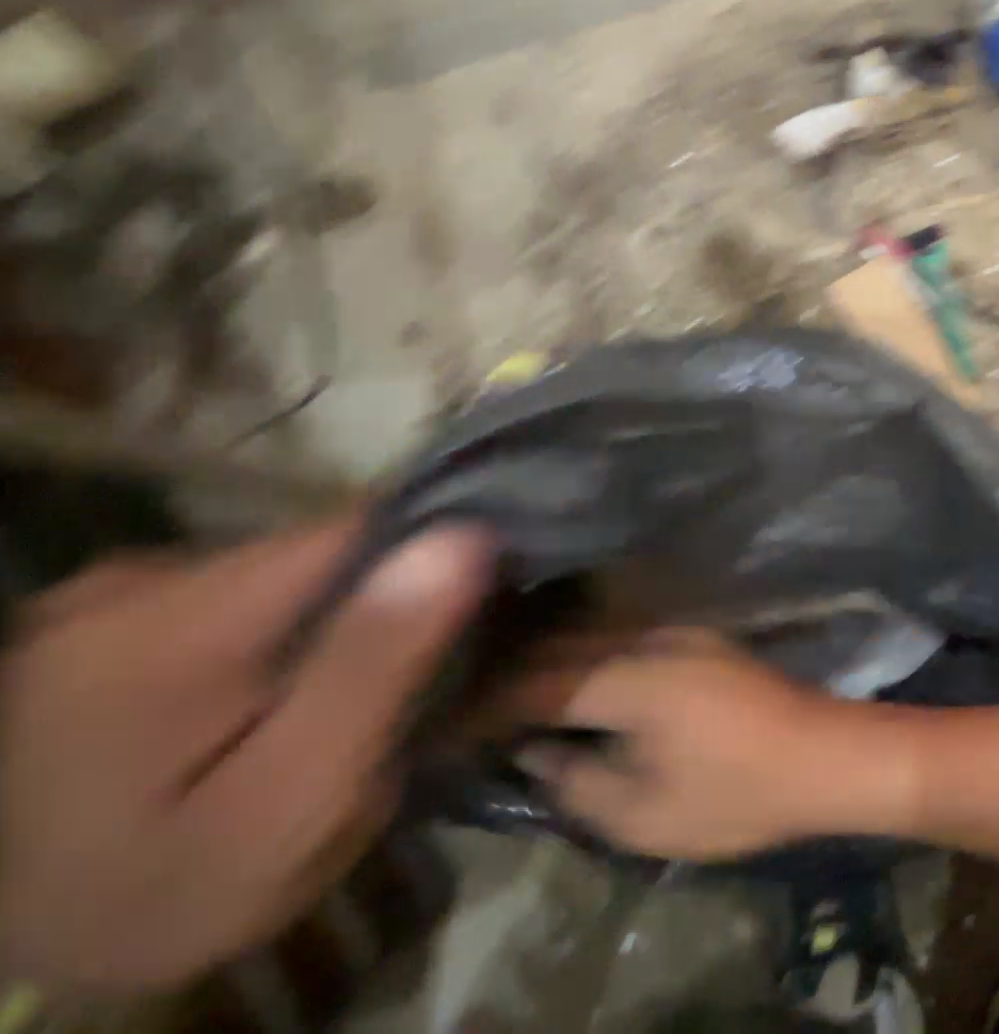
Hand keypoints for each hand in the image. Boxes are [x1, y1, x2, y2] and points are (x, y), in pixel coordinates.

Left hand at [0, 520, 491, 989]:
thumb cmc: (164, 888)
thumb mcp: (293, 801)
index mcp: (179, 626)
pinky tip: (273, 699)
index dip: (434, 558)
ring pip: (283, 577)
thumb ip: (372, 669)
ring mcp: (106, 597)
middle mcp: (131, 583)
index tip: (482, 613)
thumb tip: (459, 543)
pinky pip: (238, 600)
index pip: (354, 533)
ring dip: (333, 624)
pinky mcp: (103, 619)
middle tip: (408, 690)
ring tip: (342, 703)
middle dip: (382, 606)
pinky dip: (279, 637)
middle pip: (319, 554)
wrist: (7, 935)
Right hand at [498, 630, 908, 861]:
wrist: (832, 757)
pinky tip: (572, 679)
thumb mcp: (645, 814)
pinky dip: (587, 657)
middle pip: (557, 647)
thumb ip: (576, 781)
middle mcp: (649, 638)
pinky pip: (624, 638)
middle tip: (460, 702)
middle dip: (506, 672)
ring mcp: (680, 631)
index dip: (481, 705)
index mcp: (629, 678)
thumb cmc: (740, 794)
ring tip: (502, 688)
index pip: (531, 683)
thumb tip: (535, 749)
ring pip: (591, 635)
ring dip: (546, 659)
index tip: (439, 723)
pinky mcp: (701, 639)